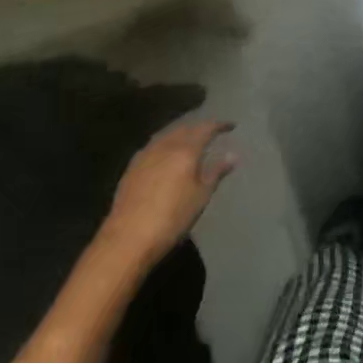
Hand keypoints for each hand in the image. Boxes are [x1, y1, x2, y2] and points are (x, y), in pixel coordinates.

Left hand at [99, 121, 236, 265]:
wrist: (129, 236)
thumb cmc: (172, 218)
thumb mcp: (200, 196)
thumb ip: (215, 172)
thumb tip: (233, 155)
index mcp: (184, 150)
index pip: (205, 129)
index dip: (218, 125)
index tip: (230, 126)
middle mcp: (164, 145)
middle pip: (184, 128)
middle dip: (199, 127)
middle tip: (212, 131)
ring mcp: (145, 154)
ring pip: (167, 135)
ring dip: (182, 133)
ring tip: (192, 140)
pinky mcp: (132, 165)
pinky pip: (154, 145)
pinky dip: (167, 143)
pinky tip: (167, 154)